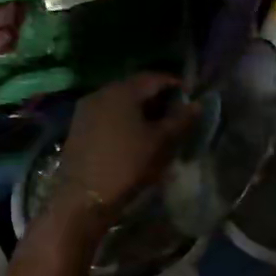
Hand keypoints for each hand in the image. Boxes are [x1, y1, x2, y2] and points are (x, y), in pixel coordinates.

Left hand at [53, 73, 196, 220]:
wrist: (83, 197)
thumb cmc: (127, 165)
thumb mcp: (160, 142)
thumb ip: (180, 120)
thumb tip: (197, 104)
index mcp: (122, 91)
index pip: (154, 78)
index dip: (175, 85)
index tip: (190, 97)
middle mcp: (101, 92)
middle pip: (135, 88)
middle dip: (157, 98)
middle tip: (176, 114)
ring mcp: (86, 109)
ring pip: (119, 102)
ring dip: (139, 110)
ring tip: (157, 128)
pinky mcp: (78, 127)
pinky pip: (107, 115)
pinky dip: (123, 120)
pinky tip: (133, 137)